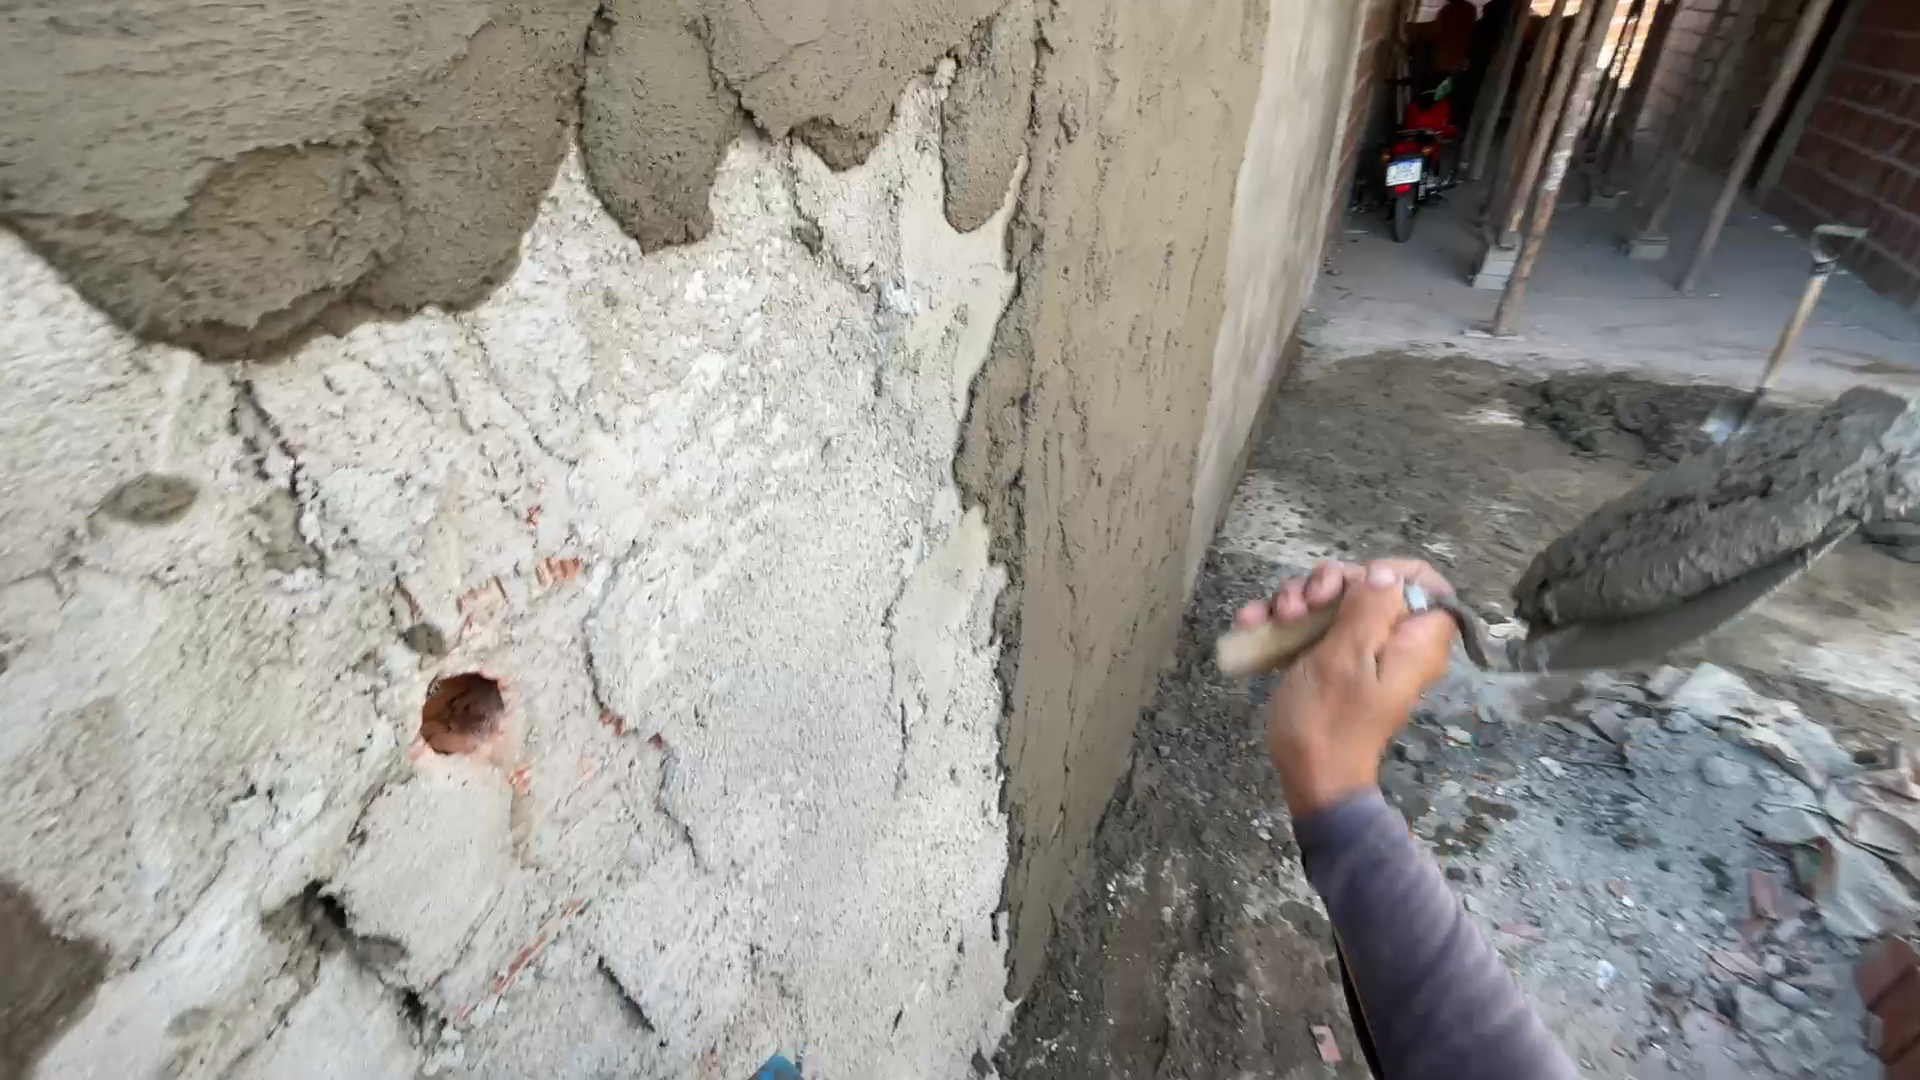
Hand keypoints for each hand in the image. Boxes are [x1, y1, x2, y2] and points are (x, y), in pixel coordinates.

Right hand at [1236, 559, 1457, 816]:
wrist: (1309, 771)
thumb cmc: (1330, 718)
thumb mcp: (1346, 659)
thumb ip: (1369, 610)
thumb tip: (1385, 573)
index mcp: (1412, 640)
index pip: (1421, 583)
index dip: (1385, 572)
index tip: (1349, 584)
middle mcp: (1388, 639)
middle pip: (1364, 584)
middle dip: (1325, 585)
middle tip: (1303, 606)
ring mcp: (1352, 648)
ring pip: (1328, 600)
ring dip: (1293, 600)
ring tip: (1273, 619)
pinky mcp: (1322, 658)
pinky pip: (1303, 624)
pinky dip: (1276, 620)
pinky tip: (1250, 623)